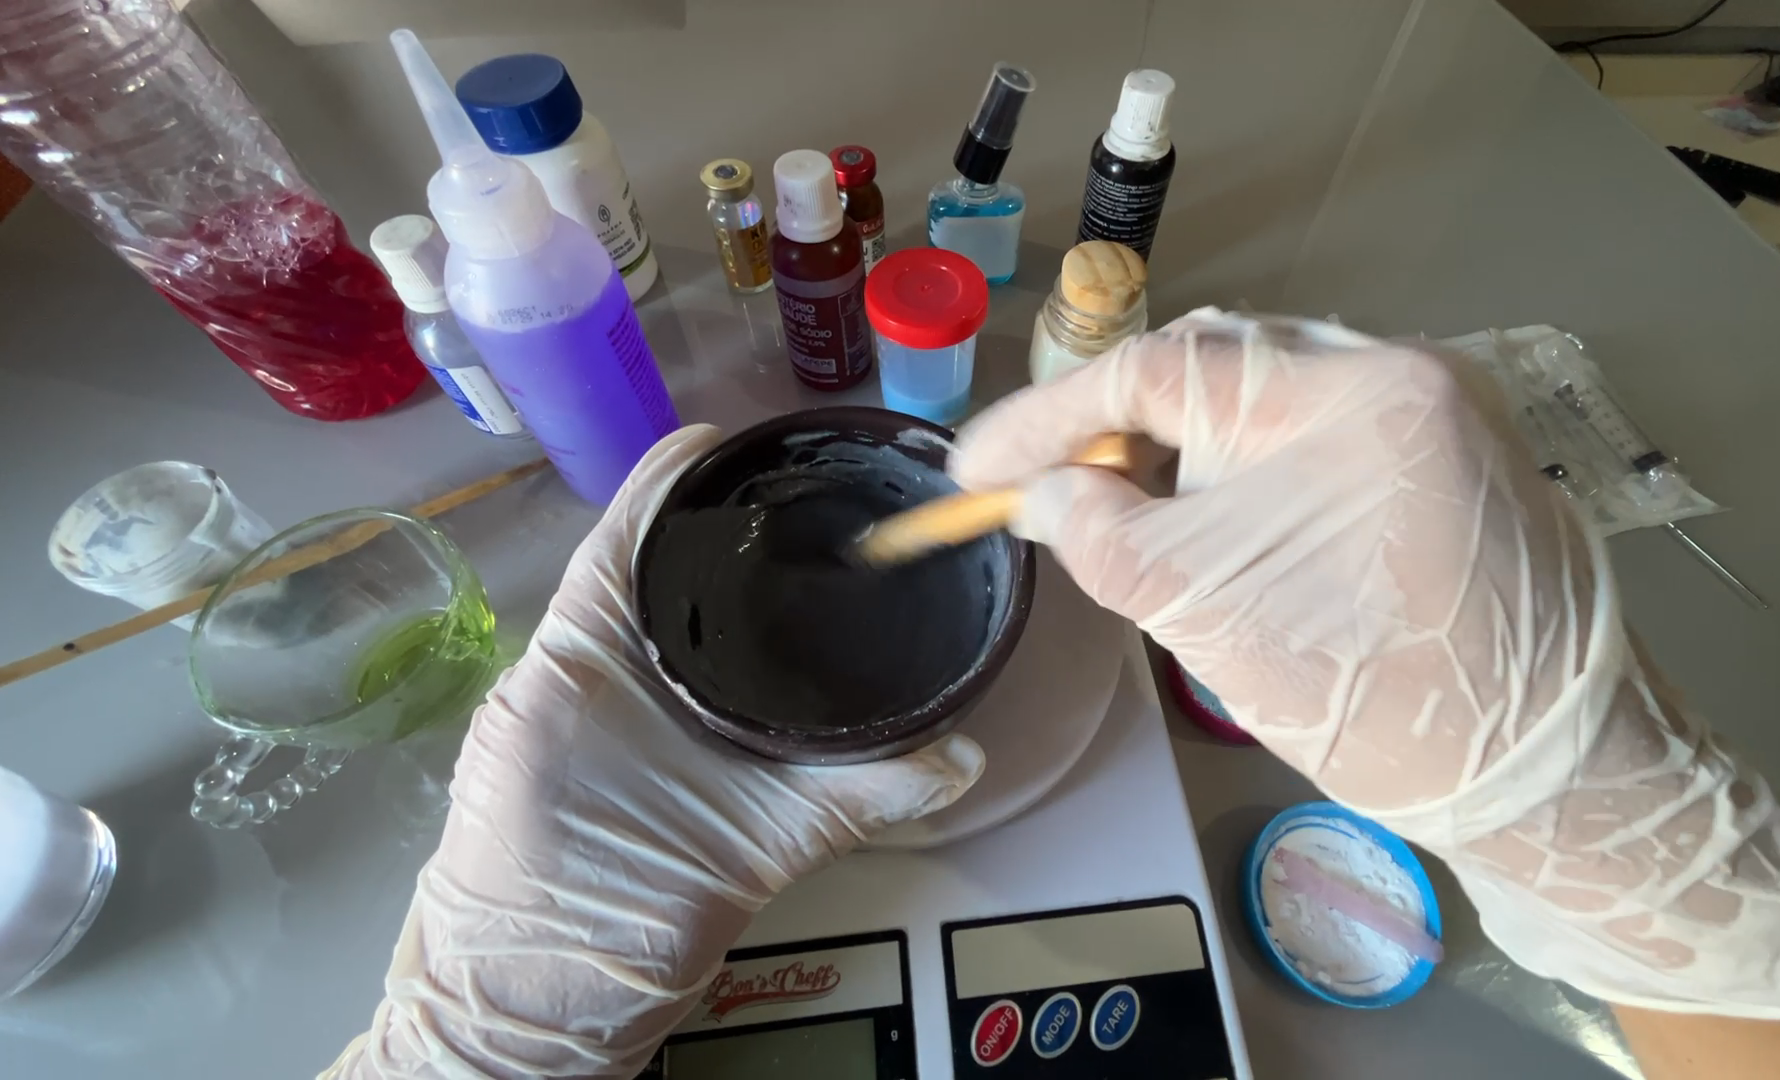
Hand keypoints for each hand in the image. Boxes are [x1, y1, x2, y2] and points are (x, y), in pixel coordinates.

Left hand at [324, 426, 983, 1078]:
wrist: (526, 1024)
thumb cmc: (600, 928)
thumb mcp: (741, 853)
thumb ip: (855, 794)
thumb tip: (963, 756)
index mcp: (577, 667)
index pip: (621, 537)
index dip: (669, 478)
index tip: (729, 438)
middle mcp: (566, 669)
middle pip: (636, 559)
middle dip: (703, 516)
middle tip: (788, 489)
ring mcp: (570, 704)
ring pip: (641, 609)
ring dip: (699, 570)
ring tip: (782, 538)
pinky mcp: (588, 740)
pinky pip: (647, 658)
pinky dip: (693, 628)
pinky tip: (750, 630)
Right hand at [952, 308, 1779, 1017]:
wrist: (1551, 776)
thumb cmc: (1374, 699)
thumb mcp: (1204, 614)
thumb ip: (1098, 536)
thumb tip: (1033, 493)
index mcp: (1347, 395)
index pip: (1154, 372)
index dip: (1045, 418)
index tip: (973, 463)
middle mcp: (1393, 367)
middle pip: (1202, 363)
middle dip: (1108, 425)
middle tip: (1047, 480)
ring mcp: (1422, 400)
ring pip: (1247, 389)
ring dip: (1167, 443)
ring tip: (1120, 500)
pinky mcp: (1432, 443)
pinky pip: (1296, 420)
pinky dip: (1226, 457)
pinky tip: (1206, 506)